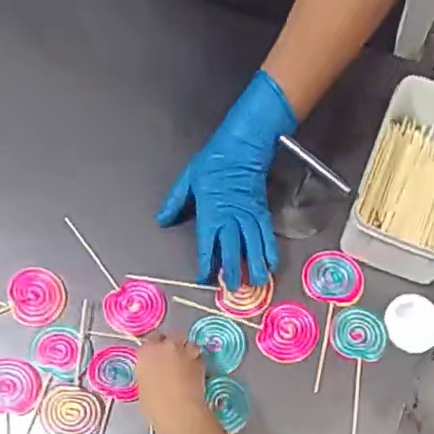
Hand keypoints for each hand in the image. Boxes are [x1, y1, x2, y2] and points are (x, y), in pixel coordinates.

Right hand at [135, 331, 211, 433]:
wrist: (178, 410)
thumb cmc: (155, 404)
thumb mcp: (143, 388)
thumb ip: (148, 375)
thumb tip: (154, 376)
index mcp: (146, 352)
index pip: (149, 344)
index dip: (154, 352)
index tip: (156, 361)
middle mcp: (165, 346)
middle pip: (169, 340)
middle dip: (171, 348)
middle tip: (171, 363)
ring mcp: (184, 351)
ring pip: (187, 345)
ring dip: (186, 352)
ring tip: (186, 367)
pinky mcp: (200, 361)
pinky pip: (198, 357)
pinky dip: (196, 363)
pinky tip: (194, 375)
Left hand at [155, 70, 297, 286]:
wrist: (242, 144)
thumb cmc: (214, 159)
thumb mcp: (188, 179)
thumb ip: (176, 201)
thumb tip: (162, 218)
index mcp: (210, 213)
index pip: (206, 245)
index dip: (205, 263)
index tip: (204, 277)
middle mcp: (230, 218)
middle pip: (232, 250)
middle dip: (233, 271)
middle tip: (233, 289)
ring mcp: (248, 215)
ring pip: (252, 245)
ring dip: (254, 265)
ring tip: (257, 283)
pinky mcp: (261, 211)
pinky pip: (266, 234)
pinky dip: (270, 250)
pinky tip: (271, 264)